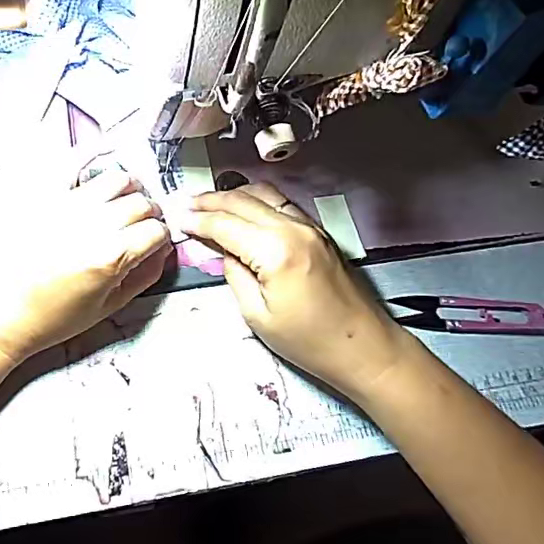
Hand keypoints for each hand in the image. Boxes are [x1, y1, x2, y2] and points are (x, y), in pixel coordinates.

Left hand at [0, 169, 172, 364]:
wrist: (3, 313)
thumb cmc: (52, 316)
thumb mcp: (107, 307)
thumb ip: (143, 277)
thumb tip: (162, 252)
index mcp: (111, 256)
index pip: (156, 231)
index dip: (162, 237)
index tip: (155, 242)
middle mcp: (93, 224)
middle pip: (141, 202)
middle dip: (149, 213)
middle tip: (142, 223)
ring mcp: (68, 205)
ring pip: (116, 178)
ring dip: (128, 188)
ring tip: (122, 200)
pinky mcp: (45, 196)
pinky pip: (73, 162)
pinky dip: (89, 155)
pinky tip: (99, 155)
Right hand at [168, 183, 418, 392]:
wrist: (365, 349)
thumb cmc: (311, 342)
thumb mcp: (257, 315)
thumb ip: (234, 275)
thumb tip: (224, 252)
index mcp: (275, 251)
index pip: (224, 225)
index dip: (197, 221)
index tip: (179, 220)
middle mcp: (293, 230)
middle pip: (241, 201)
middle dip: (209, 201)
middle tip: (186, 205)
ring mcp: (309, 227)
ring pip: (263, 194)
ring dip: (232, 194)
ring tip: (209, 201)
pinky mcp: (319, 232)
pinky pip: (281, 203)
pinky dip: (256, 200)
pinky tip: (243, 207)